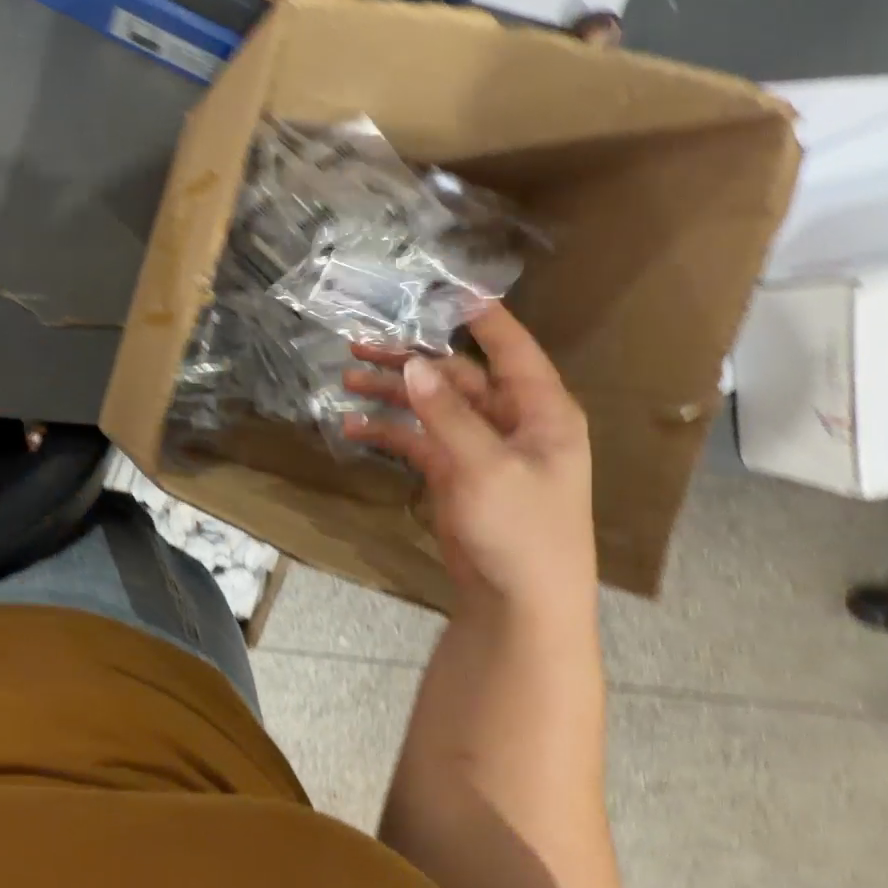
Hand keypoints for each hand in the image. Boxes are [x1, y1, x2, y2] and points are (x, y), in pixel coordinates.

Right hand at [343, 304, 595, 617]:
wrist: (519, 598)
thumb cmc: (521, 529)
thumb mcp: (485, 467)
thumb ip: (448, 415)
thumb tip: (415, 365)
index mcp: (540, 412)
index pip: (512, 350)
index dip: (482, 318)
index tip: (445, 289)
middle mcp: (512, 422)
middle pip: (457, 376)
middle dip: (411, 359)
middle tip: (360, 342)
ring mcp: (481, 449)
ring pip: (431, 406)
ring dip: (392, 392)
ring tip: (346, 378)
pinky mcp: (454, 474)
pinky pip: (417, 441)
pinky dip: (388, 432)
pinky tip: (353, 428)